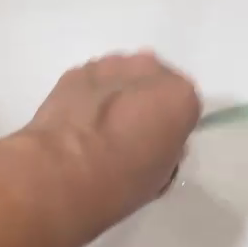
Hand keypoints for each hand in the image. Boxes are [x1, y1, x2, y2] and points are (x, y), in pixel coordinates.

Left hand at [11, 53, 200, 242]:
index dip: (172, 124)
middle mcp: (148, 69)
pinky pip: (94, 80)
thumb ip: (168, 144)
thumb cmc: (122, 181)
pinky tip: (78, 122)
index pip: (185, 104)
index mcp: (179, 95)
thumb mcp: (163, 173)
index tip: (158, 143)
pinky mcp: (77, 69)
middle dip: (146, 101)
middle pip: (155, 81)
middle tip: (130, 134)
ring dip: (117, 94)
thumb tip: (156, 138)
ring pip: (122, 75)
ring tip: (99, 129)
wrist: (63, 173)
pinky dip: (90, 95)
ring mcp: (110, 64)